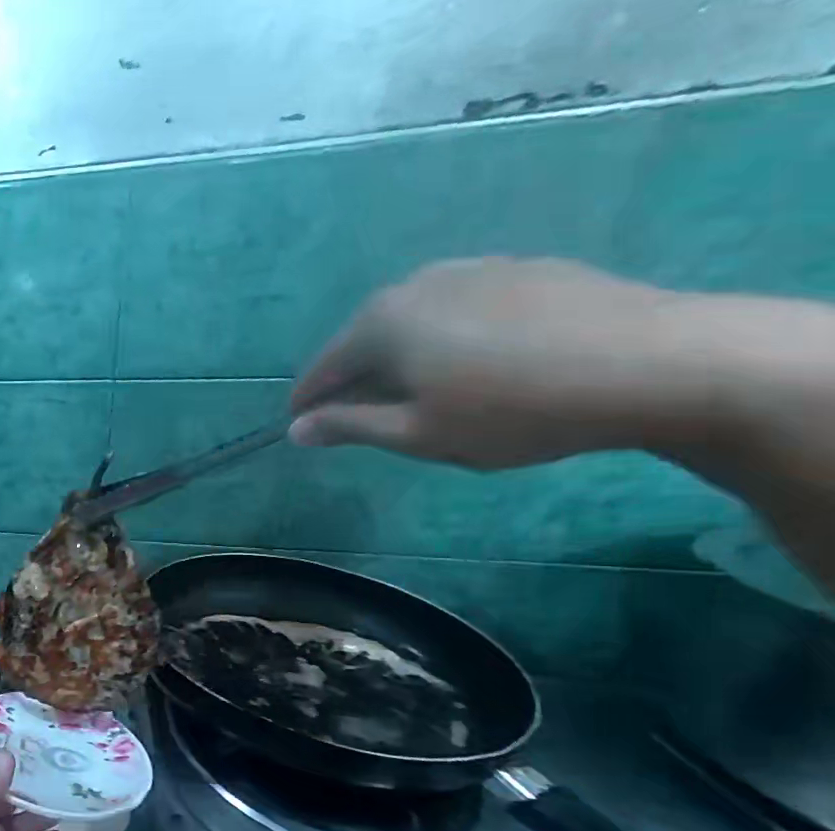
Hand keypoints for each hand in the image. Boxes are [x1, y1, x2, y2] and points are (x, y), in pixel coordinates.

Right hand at [289, 257, 717, 468]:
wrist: (661, 362)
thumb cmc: (514, 410)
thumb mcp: (417, 434)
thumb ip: (349, 427)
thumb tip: (296, 430)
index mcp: (380, 323)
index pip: (322, 370)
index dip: (309, 405)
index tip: (305, 431)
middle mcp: (416, 285)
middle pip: (364, 339)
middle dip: (357, 378)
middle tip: (370, 416)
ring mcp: (475, 269)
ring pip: (415, 319)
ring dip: (405, 354)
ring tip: (427, 390)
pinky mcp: (527, 268)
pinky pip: (463, 306)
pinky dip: (453, 335)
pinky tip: (484, 363)